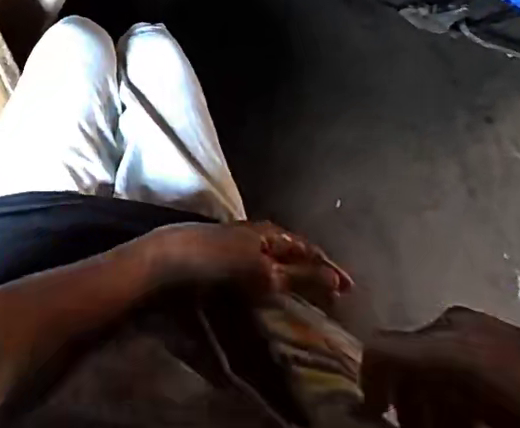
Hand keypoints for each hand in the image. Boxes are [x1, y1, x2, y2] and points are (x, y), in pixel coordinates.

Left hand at [133, 220, 353, 303]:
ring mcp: (233, 238)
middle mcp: (252, 230)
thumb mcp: (264, 274)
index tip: (350, 287)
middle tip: (332, 290)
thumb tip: (336, 278)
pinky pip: (255, 259)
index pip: (306, 246)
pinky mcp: (217, 251)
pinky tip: (269, 286)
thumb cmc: (218, 263)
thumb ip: (299, 276)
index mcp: (266, 231)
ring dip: (291, 269)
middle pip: (289, 247)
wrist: (169, 259)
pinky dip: (270, 272)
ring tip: (306, 290)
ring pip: (272, 252)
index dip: (328, 266)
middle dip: (311, 266)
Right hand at [360, 307, 519, 427]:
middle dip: (409, 400)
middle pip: (407, 355)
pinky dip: (459, 389)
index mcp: (453, 347)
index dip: (370, 385)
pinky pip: (462, 356)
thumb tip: (409, 421)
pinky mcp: (508, 336)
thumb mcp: (495, 425)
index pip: (383, 350)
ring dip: (434, 397)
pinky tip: (485, 421)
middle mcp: (458, 326)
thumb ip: (442, 415)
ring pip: (433, 356)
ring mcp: (484, 327)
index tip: (373, 419)